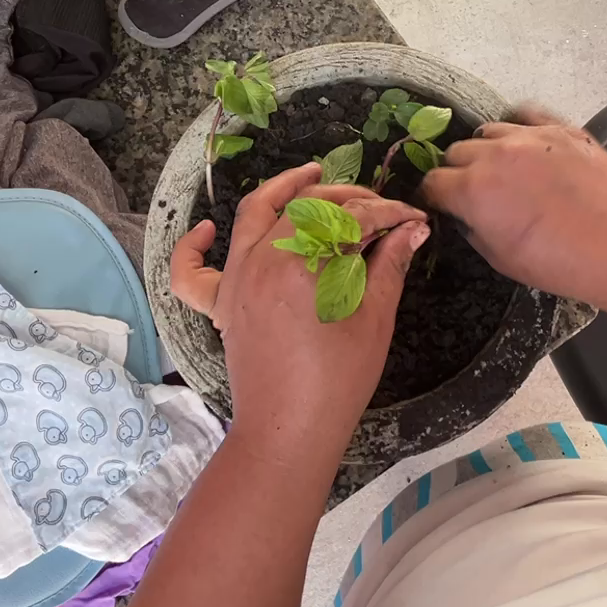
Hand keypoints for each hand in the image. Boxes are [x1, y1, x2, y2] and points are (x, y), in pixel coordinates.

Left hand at [171, 163, 429, 463]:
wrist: (289, 432)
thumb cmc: (338, 380)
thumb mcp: (374, 320)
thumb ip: (390, 265)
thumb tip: (413, 228)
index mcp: (304, 262)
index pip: (351, 219)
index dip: (387, 215)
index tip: (412, 220)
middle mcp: (263, 258)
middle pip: (306, 206)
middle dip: (347, 198)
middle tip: (378, 208)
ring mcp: (236, 278)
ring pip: (254, 214)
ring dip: (282, 189)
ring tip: (310, 174)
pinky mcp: (220, 303)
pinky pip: (193, 270)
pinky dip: (195, 245)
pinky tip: (209, 229)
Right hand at [420, 115, 606, 313]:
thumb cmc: (560, 265)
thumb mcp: (501, 259)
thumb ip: (472, 229)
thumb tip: (464, 213)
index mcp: (473, 190)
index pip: (432, 182)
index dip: (434, 197)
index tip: (443, 206)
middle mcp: (495, 155)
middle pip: (456, 153)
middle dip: (458, 172)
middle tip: (476, 193)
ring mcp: (530, 136)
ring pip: (487, 132)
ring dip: (486, 151)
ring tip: (504, 171)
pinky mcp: (561, 128)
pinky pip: (524, 115)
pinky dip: (518, 128)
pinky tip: (526, 146)